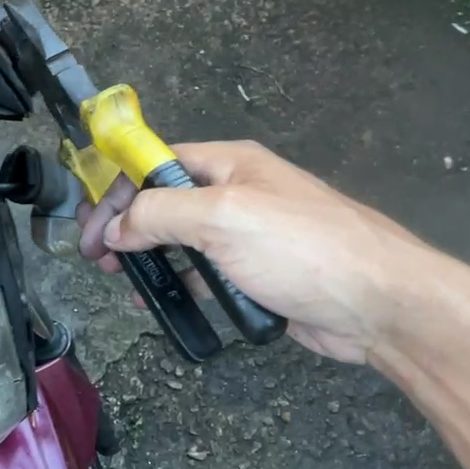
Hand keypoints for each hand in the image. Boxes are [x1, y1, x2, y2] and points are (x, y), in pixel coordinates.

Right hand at [78, 141, 438, 362]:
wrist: (380, 304)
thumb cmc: (302, 248)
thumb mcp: (223, 218)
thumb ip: (159, 214)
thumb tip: (115, 229)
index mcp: (228, 164)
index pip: (154, 163)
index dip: (116, 189)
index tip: (89, 226)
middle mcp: (234, 192)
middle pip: (161, 201)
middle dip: (123, 225)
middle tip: (95, 257)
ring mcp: (244, 234)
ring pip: (178, 239)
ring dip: (144, 256)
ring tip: (120, 279)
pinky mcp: (253, 273)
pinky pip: (201, 272)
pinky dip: (175, 282)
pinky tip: (156, 299)